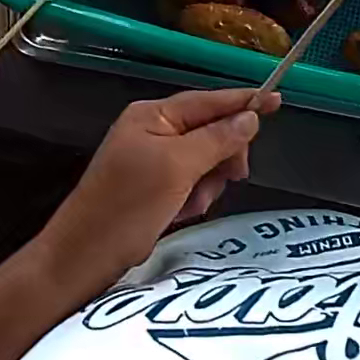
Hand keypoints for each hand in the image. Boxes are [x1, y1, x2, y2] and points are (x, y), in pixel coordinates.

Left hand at [41, 88, 282, 280]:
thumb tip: (251, 117)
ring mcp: (154, 159)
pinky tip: (183, 212)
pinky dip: (195, 196)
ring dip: (208, 182)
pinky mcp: (156, 186)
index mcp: (154, 115)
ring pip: (207, 159)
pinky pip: (193, 180)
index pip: (210, 101)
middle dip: (223, 156)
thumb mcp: (178, 167)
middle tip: (232, 177)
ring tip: (193, 203)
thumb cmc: (127, 207)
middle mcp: (155, 131)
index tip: (278, 100)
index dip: (244, 101)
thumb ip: (218, 139)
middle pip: (212, 131)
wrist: (82, 259)